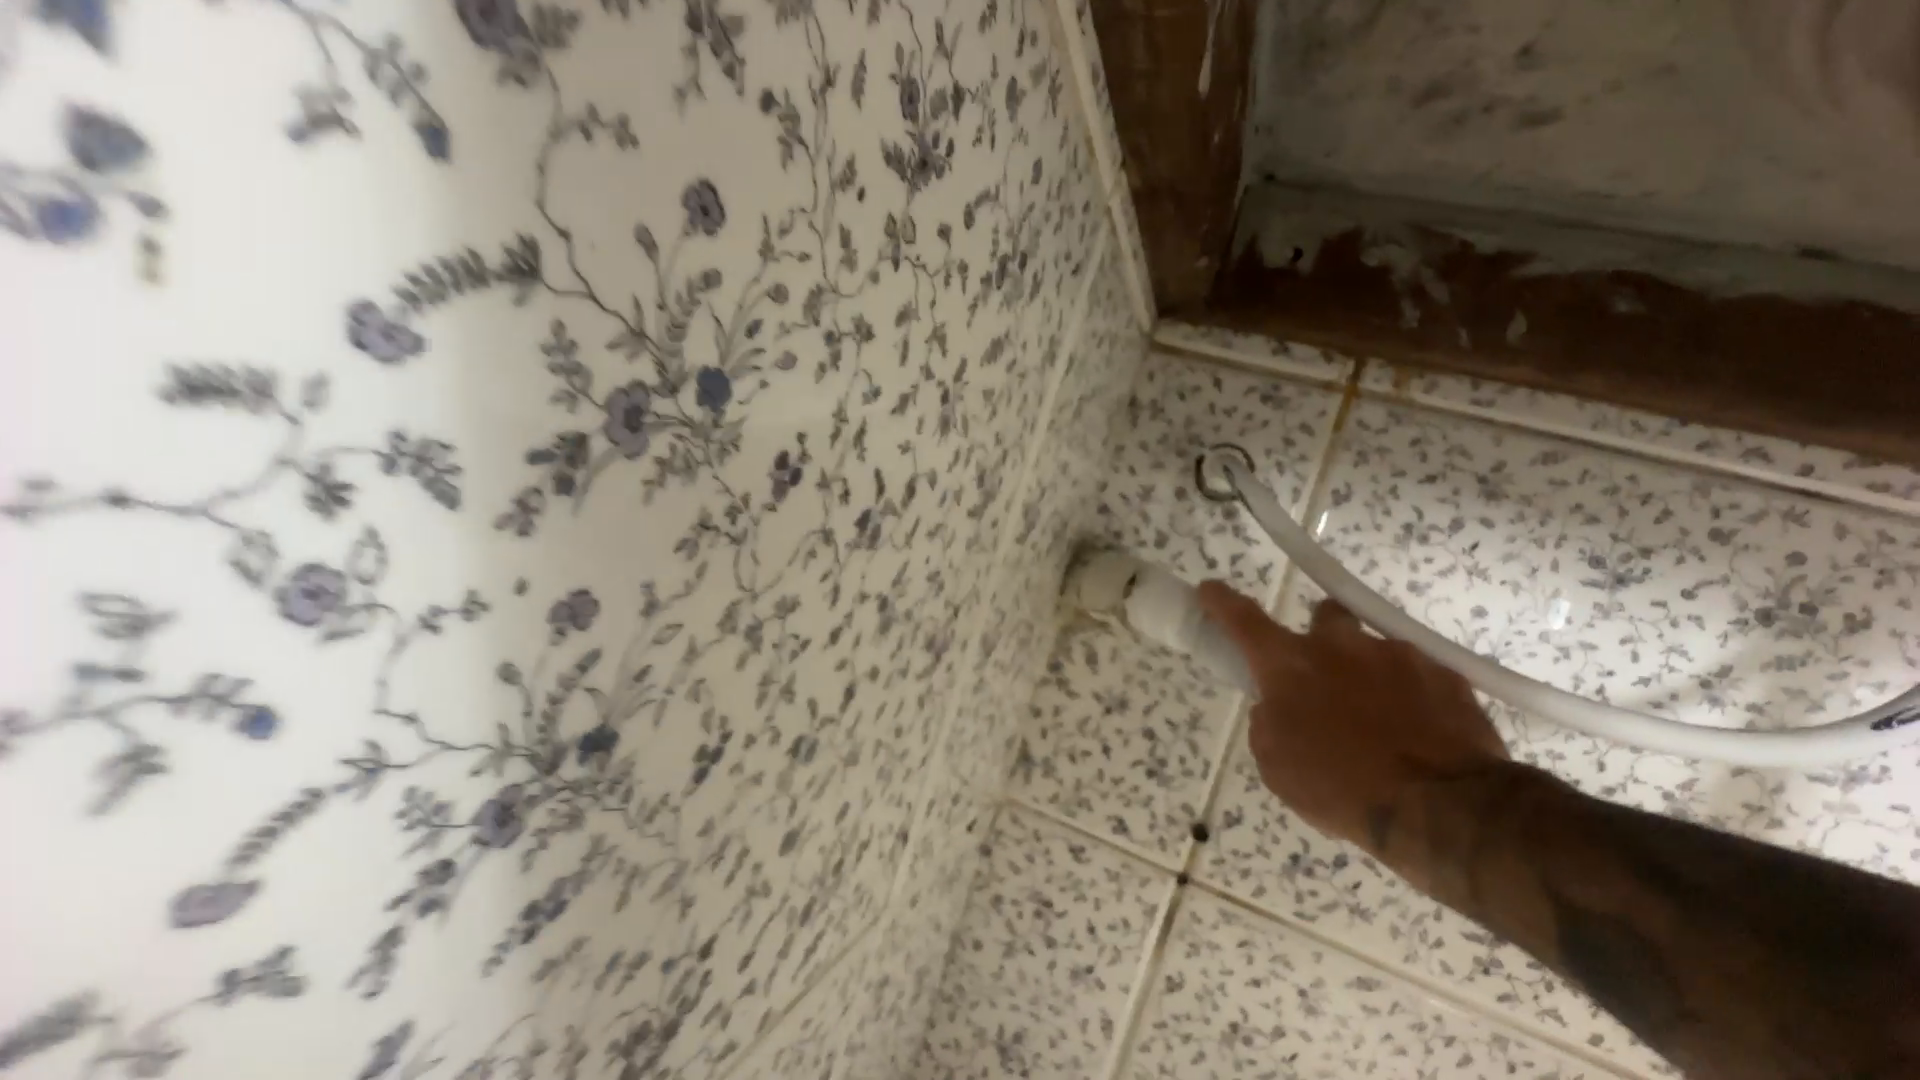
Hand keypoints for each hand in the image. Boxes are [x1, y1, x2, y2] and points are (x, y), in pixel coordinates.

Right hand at [1197, 582, 1508, 854]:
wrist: (1440, 808)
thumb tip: (1281, 706)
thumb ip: (1270, 721)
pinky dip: (1412, 697)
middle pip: (1324, 617)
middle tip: (1326, 679)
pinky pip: (1419, 676)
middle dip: (1322, 639)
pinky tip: (1419, 735)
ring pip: (1374, 651)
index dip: (1221, 602)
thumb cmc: (1341, 788)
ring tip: (1383, 725)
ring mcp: (1398, 654)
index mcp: (1290, 665)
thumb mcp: (1277, 764)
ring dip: (1369, 676)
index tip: (1210, 590)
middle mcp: (1341, 645)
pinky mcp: (1446, 673)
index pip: (1243, 618)